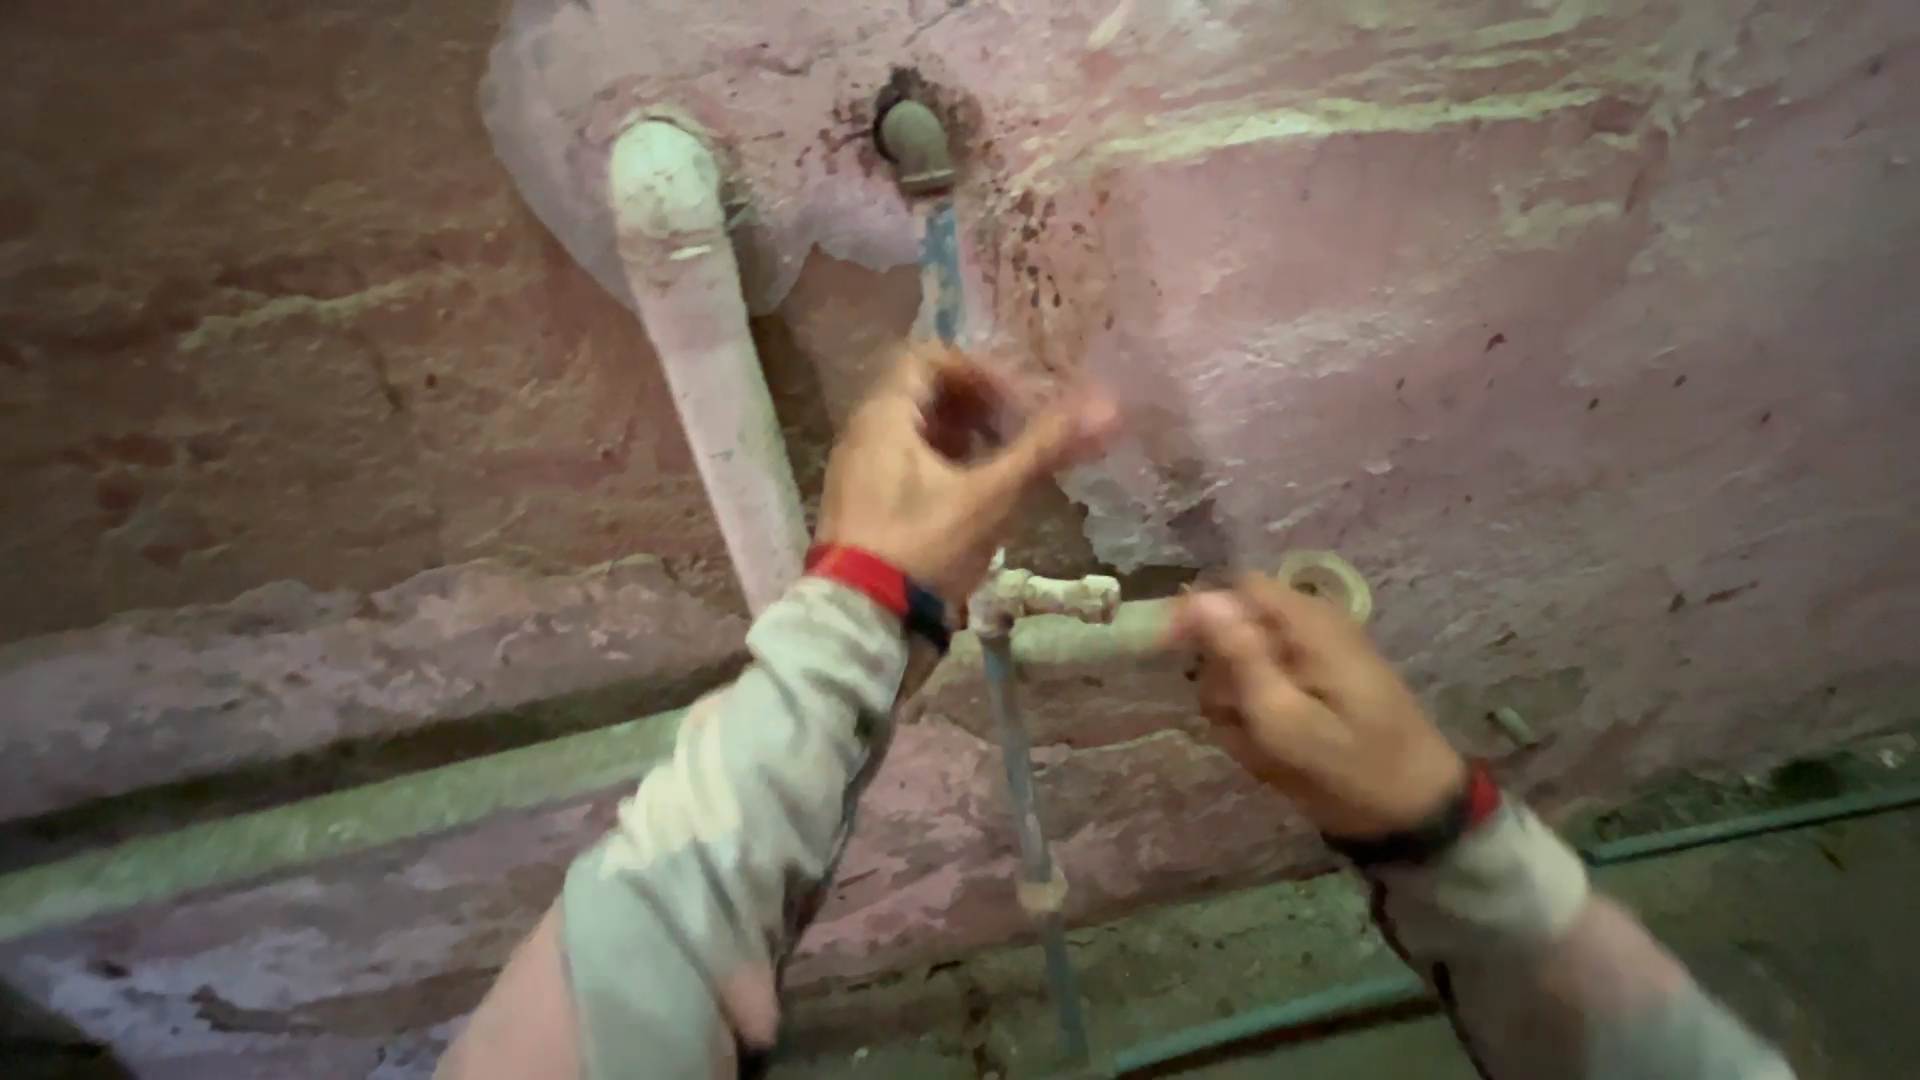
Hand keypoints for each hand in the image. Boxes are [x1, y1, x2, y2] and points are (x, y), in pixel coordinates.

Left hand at [815, 343, 1118, 607]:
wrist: (862, 622)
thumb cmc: (923, 548)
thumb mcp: (989, 497)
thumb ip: (1045, 449)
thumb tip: (1108, 408)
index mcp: (883, 417)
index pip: (928, 357)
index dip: (980, 372)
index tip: (1017, 404)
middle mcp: (863, 435)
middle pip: (924, 395)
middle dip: (977, 408)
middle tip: (1016, 433)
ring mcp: (859, 473)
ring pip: (917, 433)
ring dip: (964, 439)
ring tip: (1003, 466)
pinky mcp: (865, 507)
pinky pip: (907, 466)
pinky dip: (945, 468)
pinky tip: (975, 500)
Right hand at [1168, 574, 1466, 838]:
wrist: (1414, 814)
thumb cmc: (1352, 766)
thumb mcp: (1285, 719)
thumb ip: (1240, 656)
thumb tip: (1198, 600)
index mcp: (1308, 623)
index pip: (1236, 587)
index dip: (1201, 613)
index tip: (1177, 655)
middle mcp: (1307, 628)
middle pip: (1232, 626)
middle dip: (1220, 672)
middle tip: (1236, 716)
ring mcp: (1309, 656)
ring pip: (1237, 660)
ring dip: (1234, 700)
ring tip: (1257, 739)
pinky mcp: (1309, 682)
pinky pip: (1256, 683)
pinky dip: (1252, 712)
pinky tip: (1267, 742)